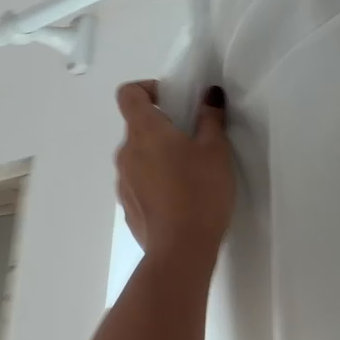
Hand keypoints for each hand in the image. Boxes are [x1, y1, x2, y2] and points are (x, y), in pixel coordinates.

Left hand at [114, 81, 234, 263]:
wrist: (180, 250)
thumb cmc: (200, 192)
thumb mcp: (216, 151)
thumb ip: (211, 118)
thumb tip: (209, 95)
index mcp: (145, 131)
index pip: (129, 94)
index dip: (149, 89)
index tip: (174, 101)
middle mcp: (126, 152)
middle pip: (137, 126)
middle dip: (163, 126)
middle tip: (195, 140)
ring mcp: (123, 182)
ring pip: (139, 156)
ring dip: (160, 155)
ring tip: (191, 174)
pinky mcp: (128, 207)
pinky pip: (140, 182)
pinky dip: (156, 181)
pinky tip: (181, 199)